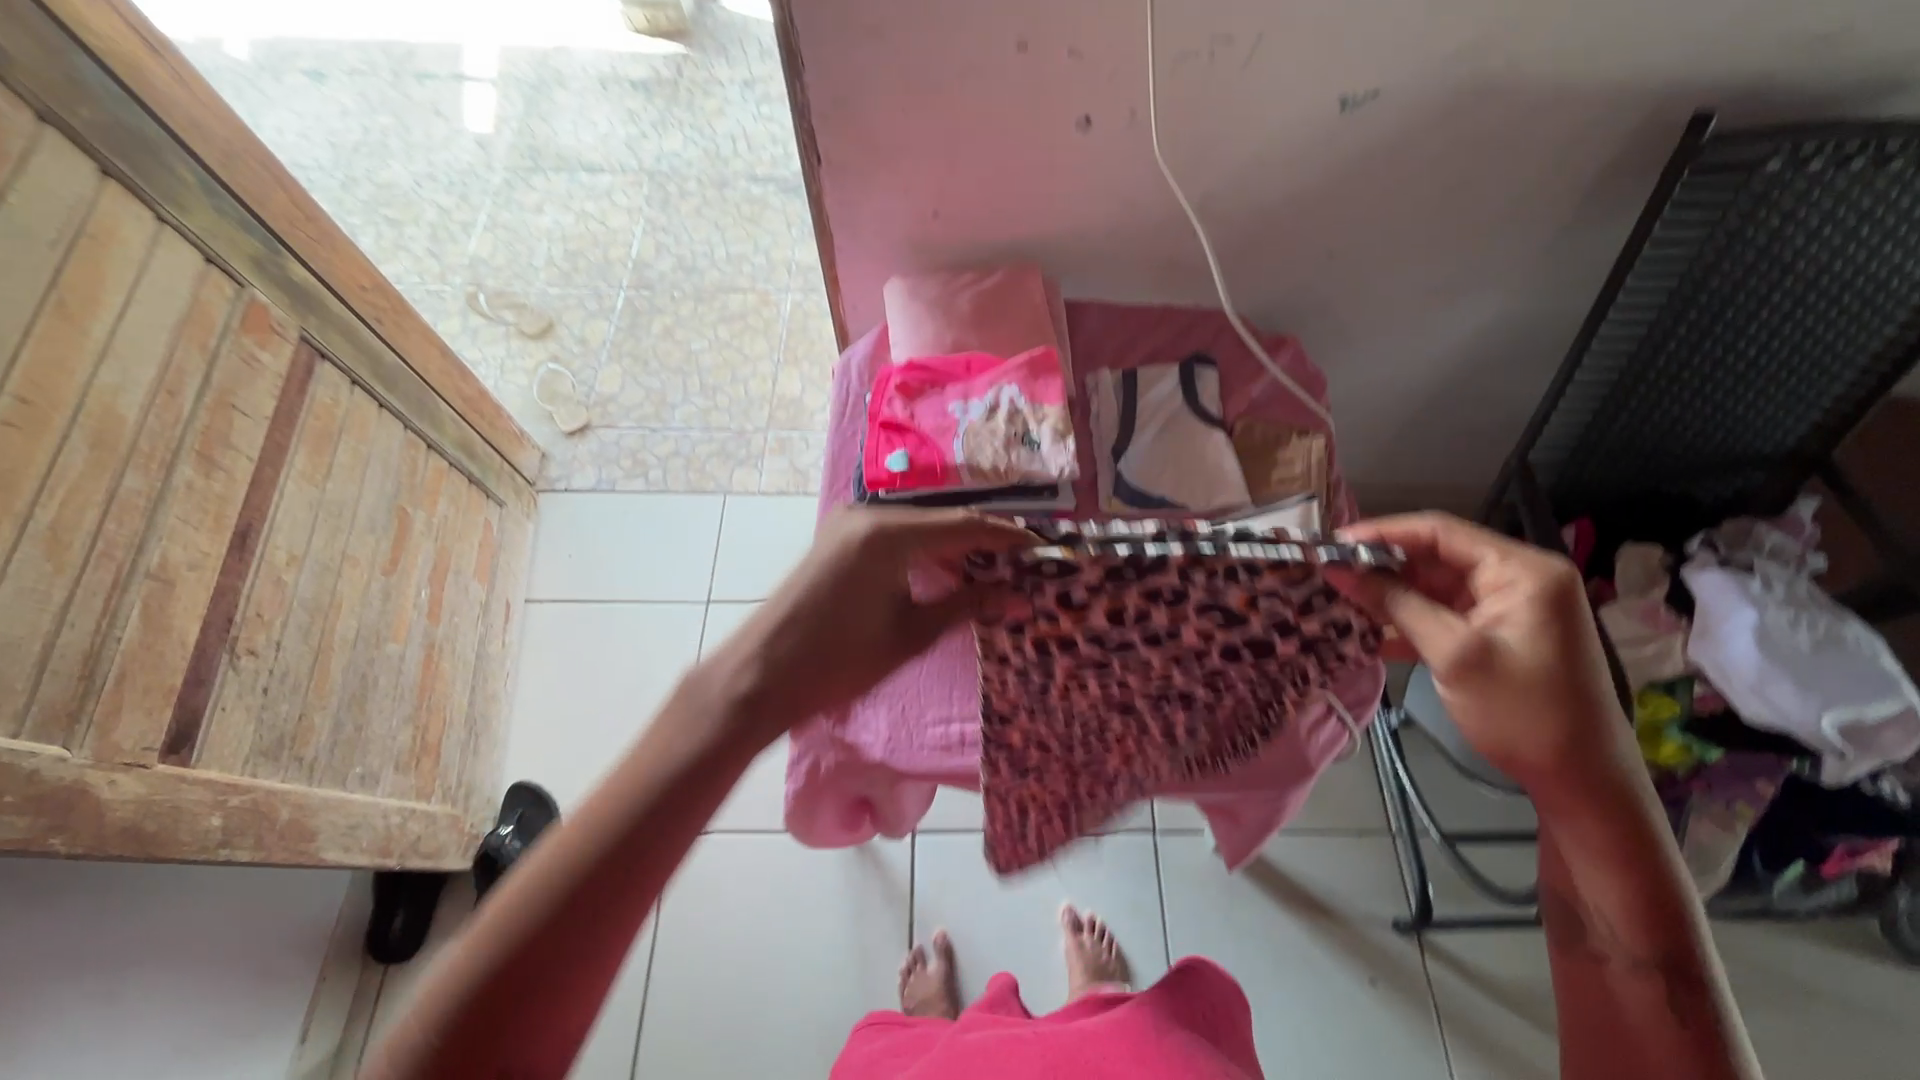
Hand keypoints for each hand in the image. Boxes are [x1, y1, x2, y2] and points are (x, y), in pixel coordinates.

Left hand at [705, 506, 1034, 742]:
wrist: (761, 675)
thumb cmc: (839, 661)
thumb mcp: (911, 635)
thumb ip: (967, 606)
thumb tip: (1021, 596)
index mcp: (889, 532)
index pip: (965, 524)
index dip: (1009, 537)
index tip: (1044, 549)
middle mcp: (869, 514)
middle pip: (943, 519)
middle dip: (985, 539)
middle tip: (1025, 562)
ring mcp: (849, 523)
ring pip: (919, 525)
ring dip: (955, 545)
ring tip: (996, 569)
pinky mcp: (838, 539)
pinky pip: (895, 534)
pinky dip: (925, 549)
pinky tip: (948, 570)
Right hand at [1335, 512, 1634, 795]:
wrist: (1582, 779)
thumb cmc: (1522, 712)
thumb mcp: (1453, 654)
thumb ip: (1396, 604)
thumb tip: (1339, 569)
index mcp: (1522, 569)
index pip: (1439, 531)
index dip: (1381, 532)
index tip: (1331, 542)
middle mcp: (1518, 577)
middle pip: (1436, 556)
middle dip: (1381, 566)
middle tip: (1327, 574)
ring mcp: (1510, 606)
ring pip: (1435, 586)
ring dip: (1390, 596)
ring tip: (1336, 601)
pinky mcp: (1499, 634)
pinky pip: (1445, 613)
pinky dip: (1409, 621)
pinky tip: (1368, 634)